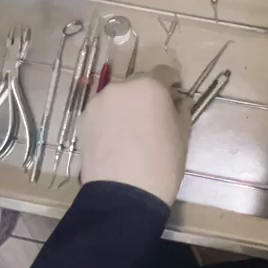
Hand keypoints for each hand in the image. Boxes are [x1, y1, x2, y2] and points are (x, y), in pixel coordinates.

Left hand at [76, 74, 188, 205]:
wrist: (123, 195)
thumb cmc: (162, 164)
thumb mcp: (183, 136)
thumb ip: (181, 110)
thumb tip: (178, 101)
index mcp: (150, 86)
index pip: (165, 73)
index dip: (172, 84)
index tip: (174, 98)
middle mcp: (122, 87)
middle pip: (139, 84)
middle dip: (148, 96)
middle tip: (154, 120)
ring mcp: (99, 102)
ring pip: (118, 98)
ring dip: (127, 108)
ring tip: (132, 133)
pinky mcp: (84, 120)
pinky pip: (103, 113)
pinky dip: (110, 121)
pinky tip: (116, 142)